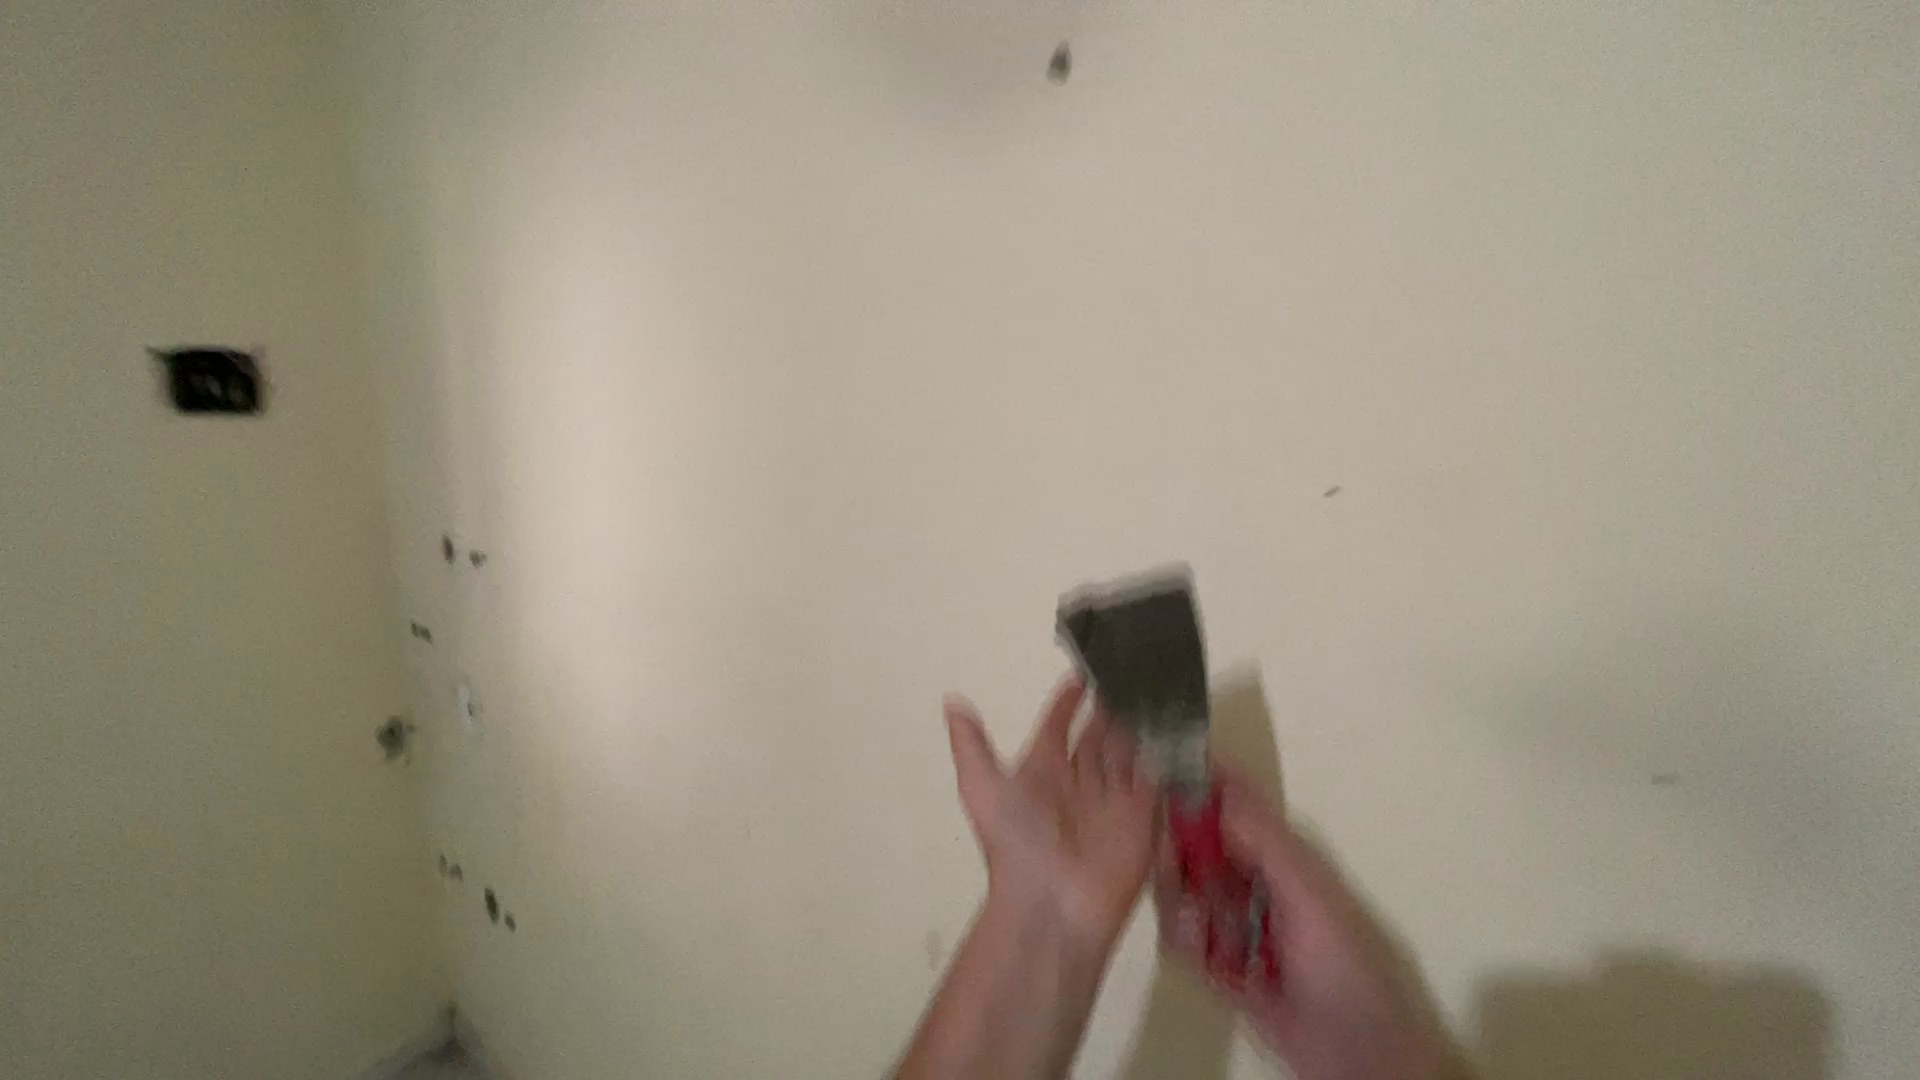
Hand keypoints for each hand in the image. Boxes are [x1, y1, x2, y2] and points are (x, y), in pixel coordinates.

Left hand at [945, 675, 1156, 948]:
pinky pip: (1153, 778)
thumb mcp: (981, 786)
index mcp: (1041, 770)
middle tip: (1129, 672)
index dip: (1067, 702)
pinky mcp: (1141, 817)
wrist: (1050, 905)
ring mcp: (1111, 799)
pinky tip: (1174, 726)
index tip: (1083, 672)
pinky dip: (1162, 754)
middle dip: (1110, 707)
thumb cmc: (1014, 841)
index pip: (1056, 726)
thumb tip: (951, 701)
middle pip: (1096, 736)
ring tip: (1155, 689)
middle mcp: (1077, 780)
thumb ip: (971, 744)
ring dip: (1137, 724)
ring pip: (1125, 751)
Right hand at [1157, 770, 1466, 1079]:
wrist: (1357, 1055)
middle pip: (1191, 841)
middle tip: (1175, 873)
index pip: (1229, 800)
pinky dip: (1182, 942)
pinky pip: (1178, 934)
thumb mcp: (1308, 895)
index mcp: (1276, 852)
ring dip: (1180, 906)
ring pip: (1179, 886)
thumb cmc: (1342, 963)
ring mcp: (1229, 917)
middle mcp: (1247, 876)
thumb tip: (1221, 786)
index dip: (1197, 781)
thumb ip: (1266, 843)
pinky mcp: (1214, 958)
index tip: (1161, 773)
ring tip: (1200, 932)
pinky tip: (1205, 959)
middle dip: (1176, 854)